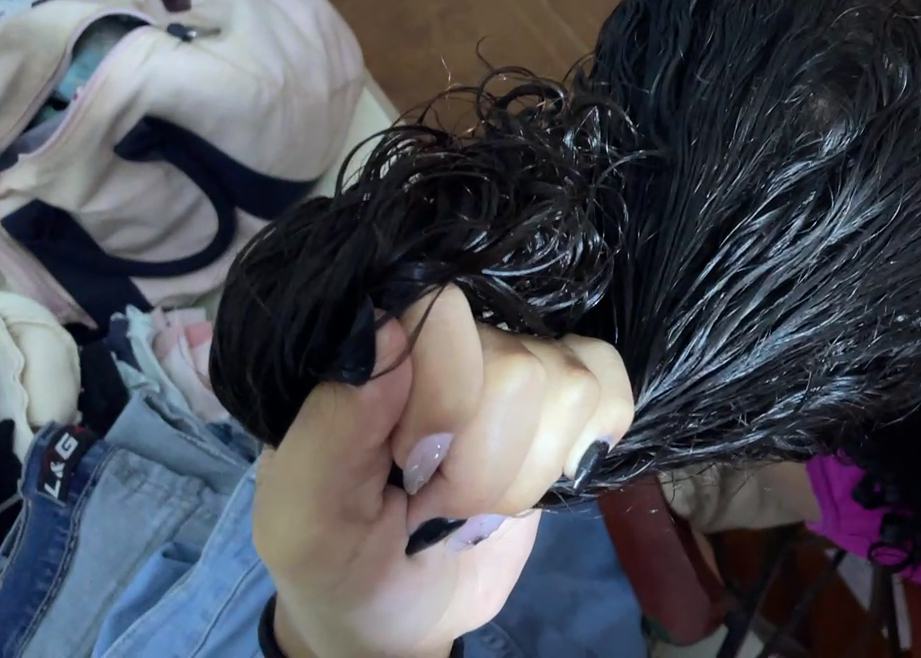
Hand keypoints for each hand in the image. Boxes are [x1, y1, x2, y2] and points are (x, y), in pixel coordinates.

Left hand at [254, 289, 632, 656]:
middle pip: (523, 369)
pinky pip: (614, 385)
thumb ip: (332, 432)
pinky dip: (593, 438)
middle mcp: (465, 340)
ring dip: (531, 473)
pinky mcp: (580, 389)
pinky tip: (552, 466)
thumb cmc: (346, 564)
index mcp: (385, 354)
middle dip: (486, 469)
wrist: (413, 603)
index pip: (445, 317)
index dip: (445, 406)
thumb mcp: (306, 525)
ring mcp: (530, 360)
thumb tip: (384, 329)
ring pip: (574, 386)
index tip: (415, 469)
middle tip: (441, 505)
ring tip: (484, 500)